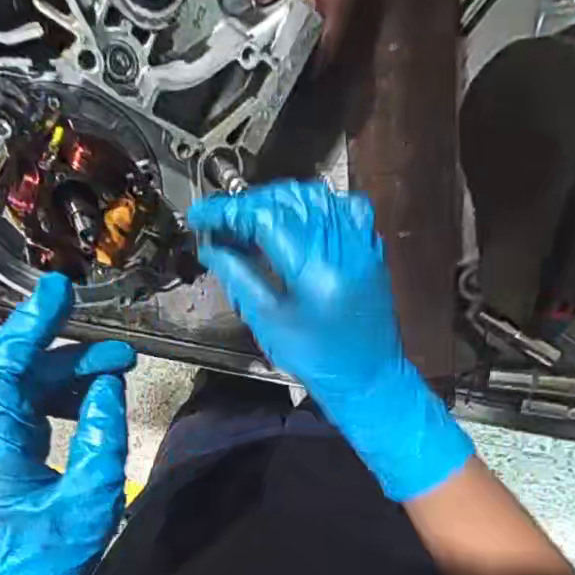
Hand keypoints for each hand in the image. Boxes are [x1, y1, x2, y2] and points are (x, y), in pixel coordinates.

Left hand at [0, 274, 135, 574]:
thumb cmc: (56, 557)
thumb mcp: (91, 497)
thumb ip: (102, 438)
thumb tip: (107, 386)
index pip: (4, 370)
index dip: (29, 326)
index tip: (57, 291)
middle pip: (21, 376)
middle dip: (72, 357)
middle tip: (125, 354)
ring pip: (29, 390)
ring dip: (73, 376)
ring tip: (120, 372)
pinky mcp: (8, 457)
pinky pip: (35, 411)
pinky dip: (66, 398)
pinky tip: (96, 398)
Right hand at [188, 180, 471, 499]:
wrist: (369, 378)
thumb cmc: (318, 360)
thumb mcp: (268, 321)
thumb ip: (238, 276)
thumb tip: (212, 246)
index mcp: (314, 269)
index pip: (264, 216)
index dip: (228, 212)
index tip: (203, 217)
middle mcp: (342, 247)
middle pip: (288, 199)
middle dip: (250, 204)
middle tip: (226, 225)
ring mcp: (362, 244)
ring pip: (315, 196)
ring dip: (279, 201)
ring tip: (255, 222)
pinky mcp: (371, 248)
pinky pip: (342, 207)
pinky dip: (314, 206)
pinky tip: (297, 222)